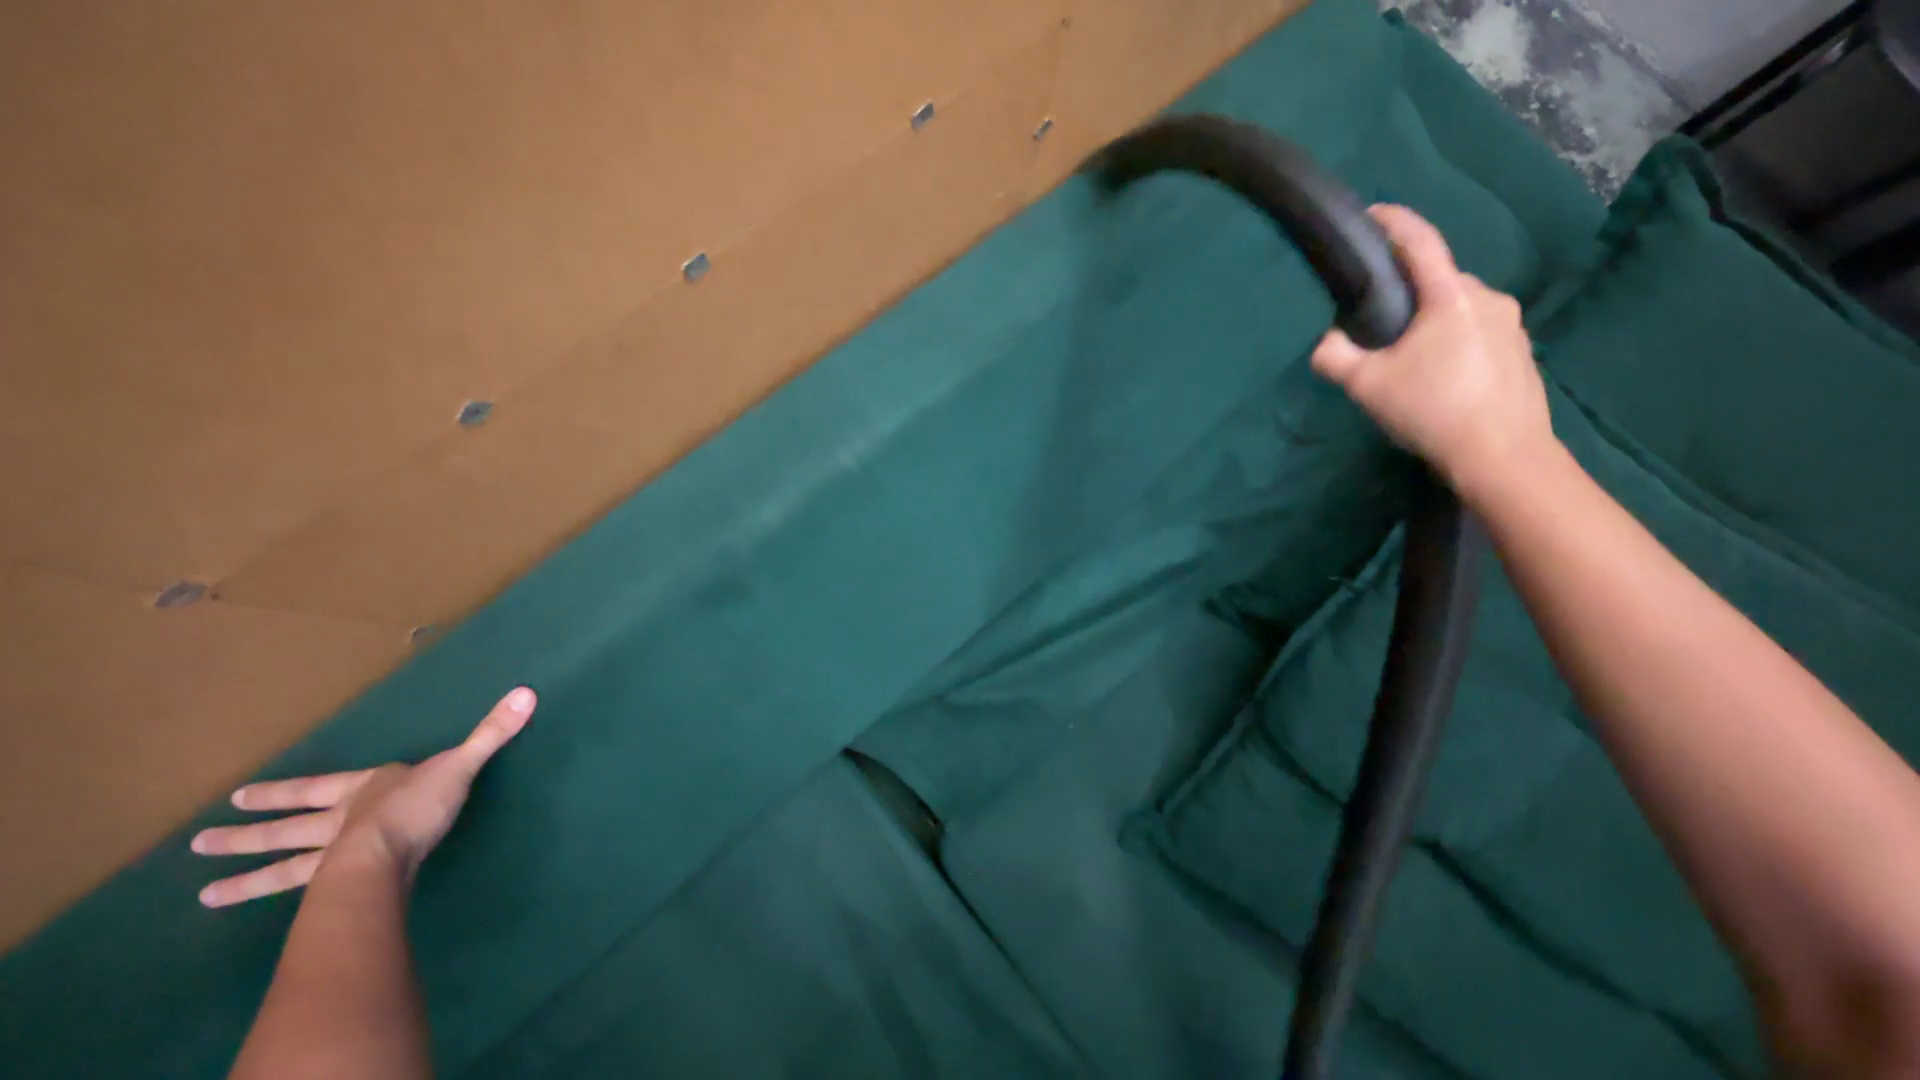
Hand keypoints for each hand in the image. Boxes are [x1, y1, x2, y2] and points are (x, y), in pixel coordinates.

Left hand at [192, 686, 536, 906]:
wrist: (387, 853)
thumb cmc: (418, 806)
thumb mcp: (461, 764)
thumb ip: (491, 733)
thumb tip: (527, 693)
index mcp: (363, 789)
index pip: (318, 787)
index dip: (284, 791)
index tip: (240, 796)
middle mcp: (339, 821)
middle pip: (288, 827)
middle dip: (248, 835)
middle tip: (200, 845)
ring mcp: (332, 857)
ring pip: (282, 867)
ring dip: (245, 880)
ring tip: (203, 896)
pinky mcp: (336, 888)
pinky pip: (301, 895)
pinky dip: (276, 903)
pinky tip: (261, 914)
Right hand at [1310, 205, 1554, 497]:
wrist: (1503, 457)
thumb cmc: (1433, 410)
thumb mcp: (1366, 385)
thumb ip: (1335, 356)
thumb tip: (1325, 341)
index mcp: (1450, 295)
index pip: (1420, 241)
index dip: (1393, 222)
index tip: (1371, 214)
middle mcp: (1487, 298)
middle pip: (1439, 279)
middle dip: (1409, 288)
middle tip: (1377, 314)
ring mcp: (1511, 325)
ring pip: (1459, 307)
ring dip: (1431, 319)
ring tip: (1406, 353)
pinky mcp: (1521, 353)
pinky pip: (1478, 331)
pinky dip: (1454, 341)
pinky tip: (1439, 376)